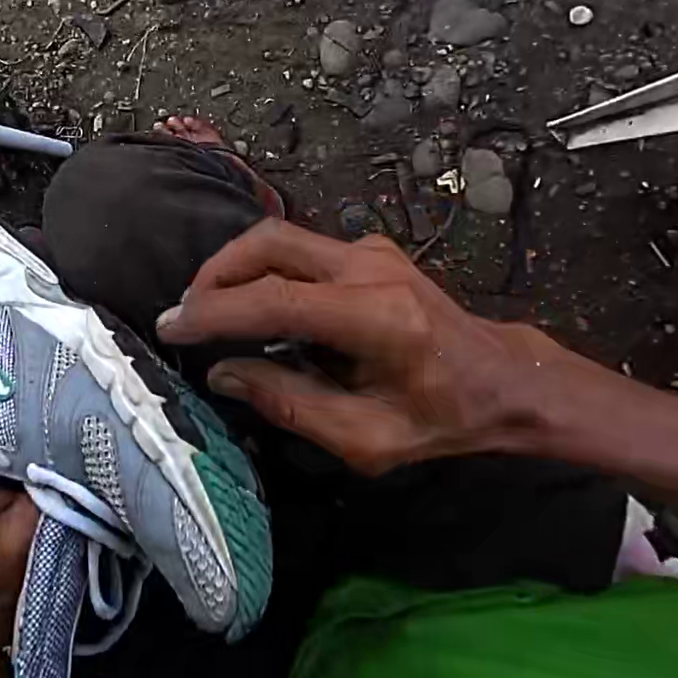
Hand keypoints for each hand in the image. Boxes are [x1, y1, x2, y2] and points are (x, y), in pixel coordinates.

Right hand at [155, 219, 626, 474]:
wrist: (504, 380)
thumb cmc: (442, 419)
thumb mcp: (366, 439)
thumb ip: (288, 403)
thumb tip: (222, 373)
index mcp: (377, 319)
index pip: (275, 300)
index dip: (214, 312)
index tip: (172, 328)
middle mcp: (370, 267)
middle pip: (269, 243)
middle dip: (215, 273)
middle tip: (187, 314)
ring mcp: (372, 250)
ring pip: (280, 238)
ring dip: (234, 267)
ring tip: (210, 309)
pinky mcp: (370, 249)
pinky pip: (299, 248)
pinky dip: (262, 269)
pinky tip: (255, 304)